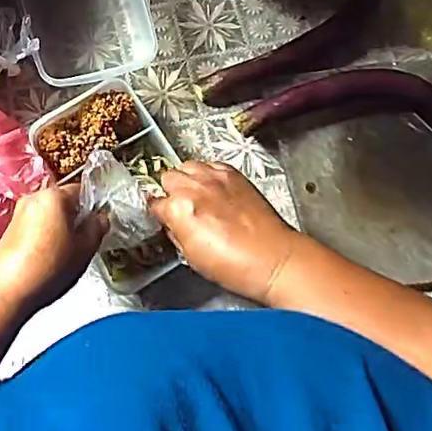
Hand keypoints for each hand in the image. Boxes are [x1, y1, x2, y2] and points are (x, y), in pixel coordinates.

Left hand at [0, 185, 100, 313]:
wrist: (8, 288)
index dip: (93, 207)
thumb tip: (99, 217)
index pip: (81, 190)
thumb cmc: (49, 266)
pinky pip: (36, 226)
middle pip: (63, 202)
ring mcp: (19, 213)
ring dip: (60, 229)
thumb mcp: (85, 248)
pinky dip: (45, 237)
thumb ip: (96, 227)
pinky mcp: (11, 229)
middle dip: (76, 219)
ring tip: (67, 254)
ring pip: (49, 215)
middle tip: (85, 242)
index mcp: (53, 195)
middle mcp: (33, 198)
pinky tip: (49, 258)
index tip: (99, 224)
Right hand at [152, 161, 302, 302]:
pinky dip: (209, 174)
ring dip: (188, 179)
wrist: (276, 261)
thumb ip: (173, 232)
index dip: (160, 212)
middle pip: (168, 178)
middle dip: (172, 192)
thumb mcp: (190, 256)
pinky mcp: (234, 175)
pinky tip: (214, 189)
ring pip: (187, 166)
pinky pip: (211, 165)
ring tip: (196, 194)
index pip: (155, 202)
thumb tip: (170, 222)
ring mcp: (214, 179)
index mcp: (178, 209)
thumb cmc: (238, 265)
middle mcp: (194, 187)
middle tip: (182, 206)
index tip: (165, 217)